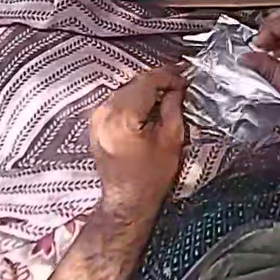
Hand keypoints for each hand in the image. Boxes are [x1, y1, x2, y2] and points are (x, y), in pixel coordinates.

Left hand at [89, 68, 186, 224]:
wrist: (126, 203)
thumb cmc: (151, 176)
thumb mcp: (171, 140)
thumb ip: (173, 107)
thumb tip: (176, 87)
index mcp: (123, 116)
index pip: (147, 81)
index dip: (168, 77)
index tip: (184, 81)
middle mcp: (105, 112)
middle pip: (135, 82)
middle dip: (158, 81)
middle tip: (178, 86)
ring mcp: (97, 116)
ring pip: (126, 88)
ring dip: (146, 88)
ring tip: (166, 94)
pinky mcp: (95, 122)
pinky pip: (117, 99)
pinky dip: (134, 97)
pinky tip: (148, 105)